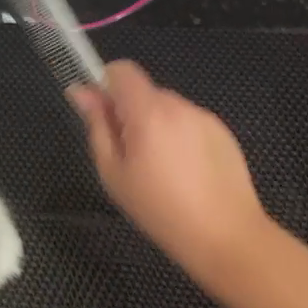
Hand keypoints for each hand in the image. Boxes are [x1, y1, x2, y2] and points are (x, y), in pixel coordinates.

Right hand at [70, 61, 273, 281]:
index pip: (121, 70)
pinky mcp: (224, 133)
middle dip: (130, 112)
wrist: (227, 237)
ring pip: (166, 107)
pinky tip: (185, 172)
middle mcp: (179, 106)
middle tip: (130, 155)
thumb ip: (97, 125)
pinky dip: (179, 136)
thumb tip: (81, 92)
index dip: (106, 87)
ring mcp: (205, 118)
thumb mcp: (113, 171)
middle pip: (143, 91)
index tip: (105, 119)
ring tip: (160, 167)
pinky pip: (189, 122)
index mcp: (149, 112)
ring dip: (155, 124)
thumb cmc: (159, 209)